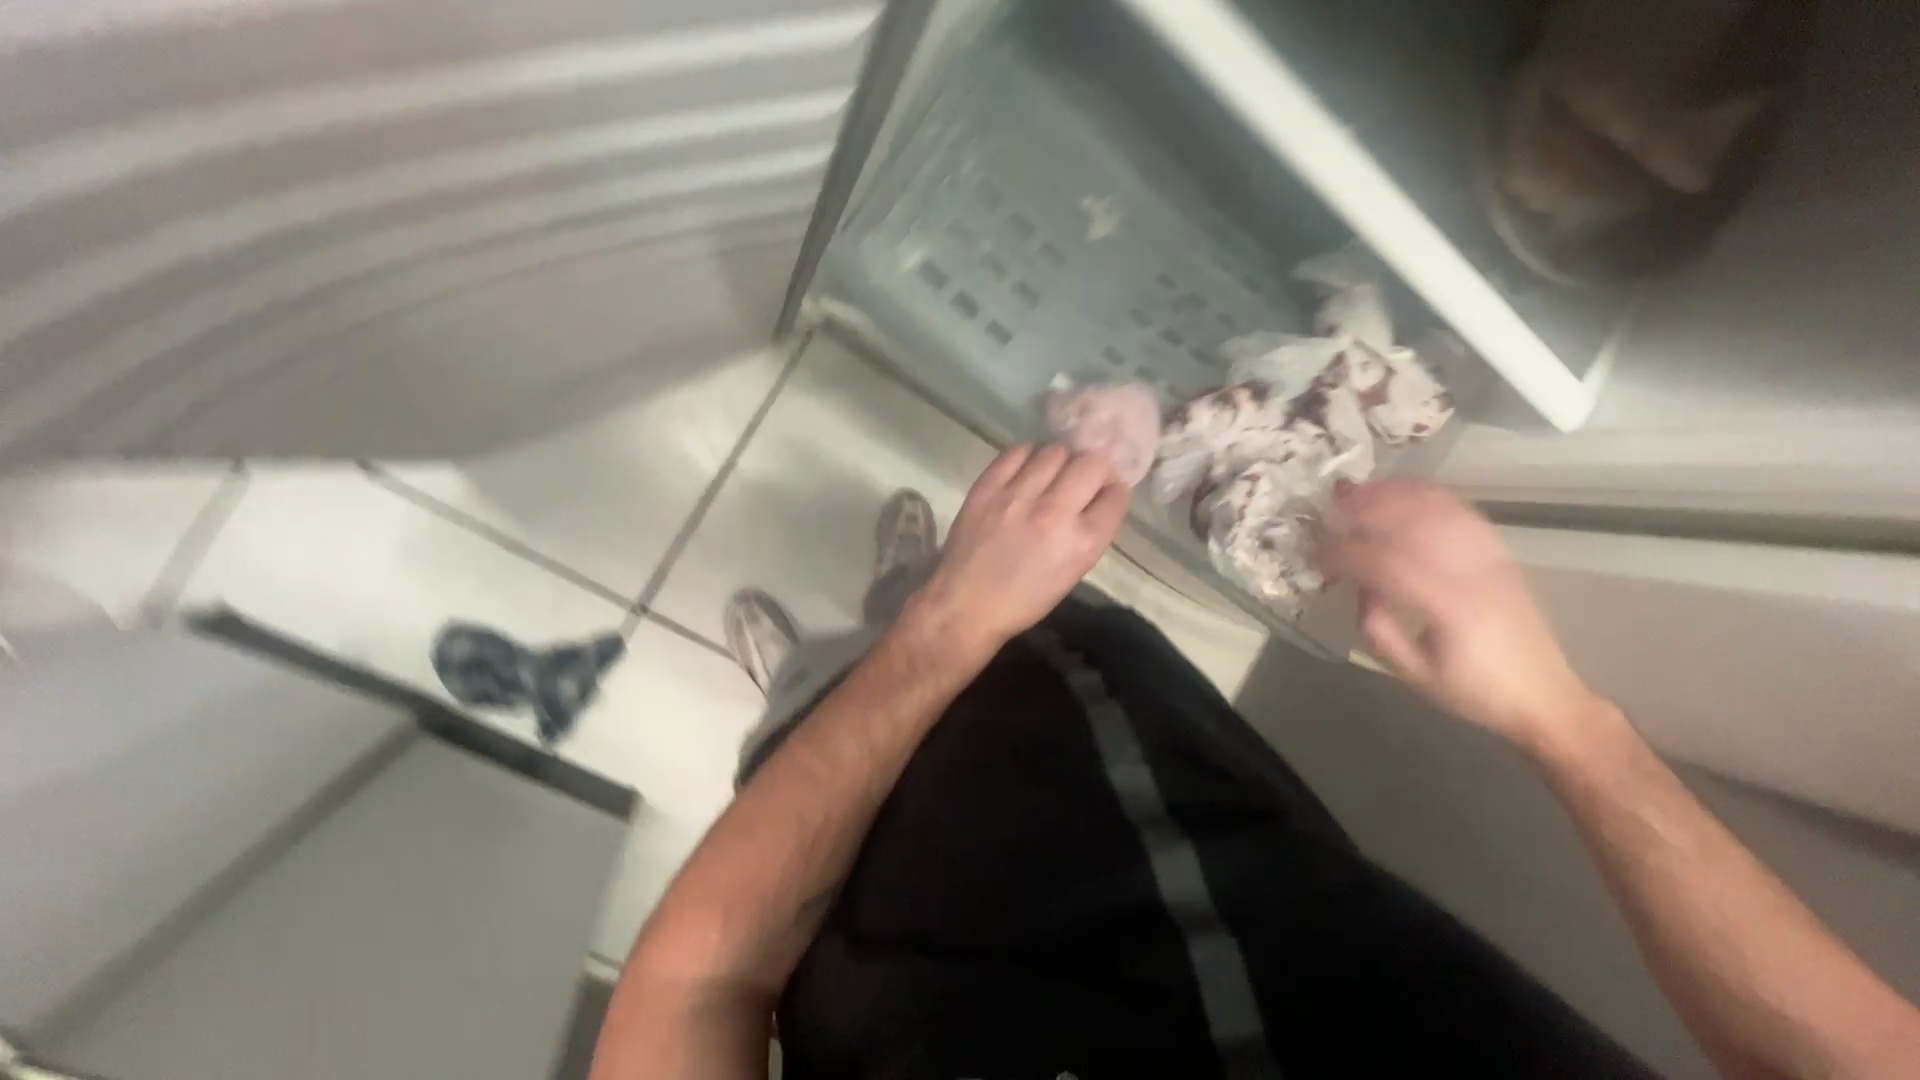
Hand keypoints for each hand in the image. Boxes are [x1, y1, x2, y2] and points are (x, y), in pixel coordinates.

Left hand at [907, 443, 1130, 654]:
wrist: (966, 606)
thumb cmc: (1024, 599)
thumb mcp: (1073, 573)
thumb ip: (1090, 532)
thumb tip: (1098, 496)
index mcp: (1083, 542)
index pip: (1116, 495)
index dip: (1112, 492)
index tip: (1103, 494)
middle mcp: (1055, 512)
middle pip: (1092, 462)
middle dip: (1094, 468)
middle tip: (1080, 478)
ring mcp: (1018, 496)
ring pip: (1056, 450)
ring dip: (1061, 460)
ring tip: (1051, 474)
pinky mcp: (987, 488)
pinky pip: (1017, 452)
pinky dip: (1027, 456)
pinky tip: (1025, 470)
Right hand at [1320, 478, 1604, 751]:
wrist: (1543, 695)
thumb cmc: (1472, 692)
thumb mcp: (1411, 672)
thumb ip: (1376, 626)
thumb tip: (1356, 585)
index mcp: (1448, 608)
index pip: (1384, 563)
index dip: (1344, 553)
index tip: (1316, 554)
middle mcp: (1472, 572)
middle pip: (1411, 521)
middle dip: (1363, 511)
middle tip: (1328, 514)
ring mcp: (1490, 557)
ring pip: (1436, 507)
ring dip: (1392, 495)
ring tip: (1356, 494)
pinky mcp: (1499, 552)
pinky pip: (1459, 510)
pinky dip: (1426, 495)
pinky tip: (1399, 493)